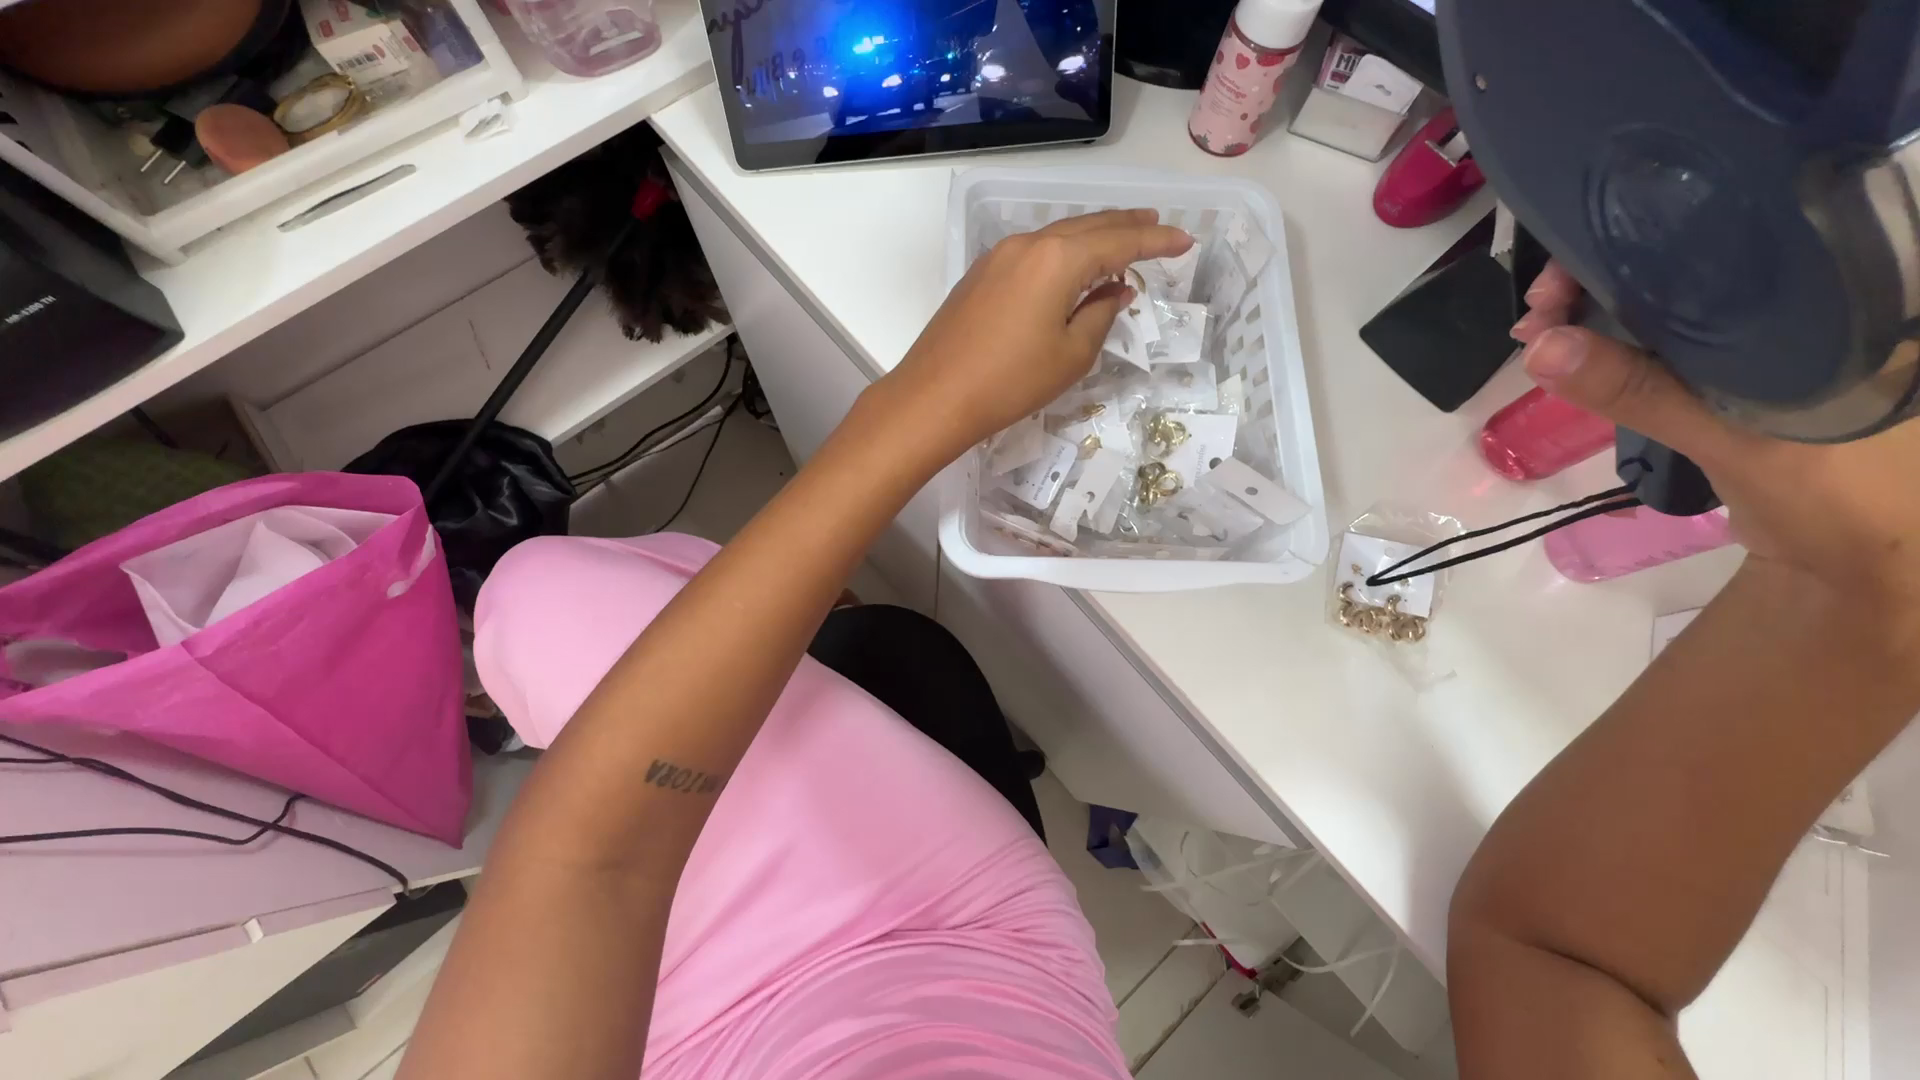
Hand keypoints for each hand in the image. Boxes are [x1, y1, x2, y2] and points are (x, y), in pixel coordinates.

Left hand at [865, 209, 1193, 460]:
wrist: (934, 397)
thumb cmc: (1010, 382)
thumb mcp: (1070, 355)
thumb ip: (1100, 315)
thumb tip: (1116, 290)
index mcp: (1058, 259)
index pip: (1119, 242)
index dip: (1156, 242)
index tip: (1186, 242)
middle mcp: (1028, 244)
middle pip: (1088, 226)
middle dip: (1127, 226)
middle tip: (1158, 226)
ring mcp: (999, 256)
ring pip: (1058, 236)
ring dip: (1093, 236)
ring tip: (1123, 238)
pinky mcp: (981, 275)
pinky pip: (1034, 252)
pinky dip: (1063, 252)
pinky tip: (1074, 266)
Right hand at [1514, 262, 1919, 615]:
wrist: (1869, 563)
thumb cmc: (1846, 496)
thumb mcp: (1740, 437)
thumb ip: (1643, 392)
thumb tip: (1542, 349)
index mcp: (1850, 288)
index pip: (1738, 234)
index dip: (1647, 240)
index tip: (1574, 263)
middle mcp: (1819, 299)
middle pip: (1695, 267)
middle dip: (1609, 280)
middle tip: (1540, 302)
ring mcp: (1780, 340)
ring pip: (1678, 309)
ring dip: (1603, 317)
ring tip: (1538, 330)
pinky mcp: (1749, 375)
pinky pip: (1674, 348)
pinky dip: (1620, 351)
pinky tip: (1573, 355)